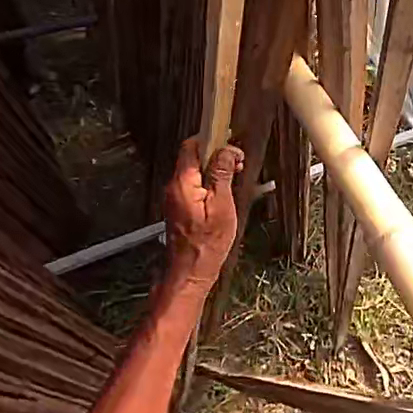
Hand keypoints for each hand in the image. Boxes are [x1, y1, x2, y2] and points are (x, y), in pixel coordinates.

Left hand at [162, 138, 242, 289]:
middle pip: (193, 157)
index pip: (191, 145)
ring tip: (234, 179)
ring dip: (215, 170)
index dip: (212, 140)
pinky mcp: (179, 206)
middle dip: (216, 155)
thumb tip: (226, 150)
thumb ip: (222, 175)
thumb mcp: (222, 206)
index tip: (230, 144)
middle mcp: (174, 186)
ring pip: (195, 171)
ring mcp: (175, 197)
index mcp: (183, 183)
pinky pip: (194, 185)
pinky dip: (209, 183)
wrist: (190, 273)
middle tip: (237, 164)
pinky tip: (223, 194)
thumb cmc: (207, 244)